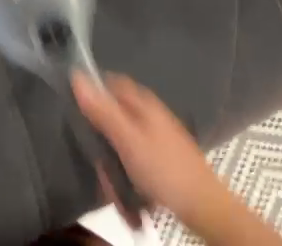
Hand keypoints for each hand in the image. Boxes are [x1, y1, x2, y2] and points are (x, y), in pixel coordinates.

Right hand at [73, 73, 281, 245]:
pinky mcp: (163, 163)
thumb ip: (102, 110)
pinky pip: (135, 166)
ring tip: (117, 193)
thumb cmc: (164, 168)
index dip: (94, 94)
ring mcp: (158, 141)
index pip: (112, 84)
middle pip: (115, 120)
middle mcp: (151, 117)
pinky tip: (131, 200)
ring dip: (115, 171)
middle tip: (102, 170)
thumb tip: (77, 75)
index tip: (80, 115)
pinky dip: (129, 182)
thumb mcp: (127, 139)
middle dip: (103, 146)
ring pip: (123, 148)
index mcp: (144, 104)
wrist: (204, 206)